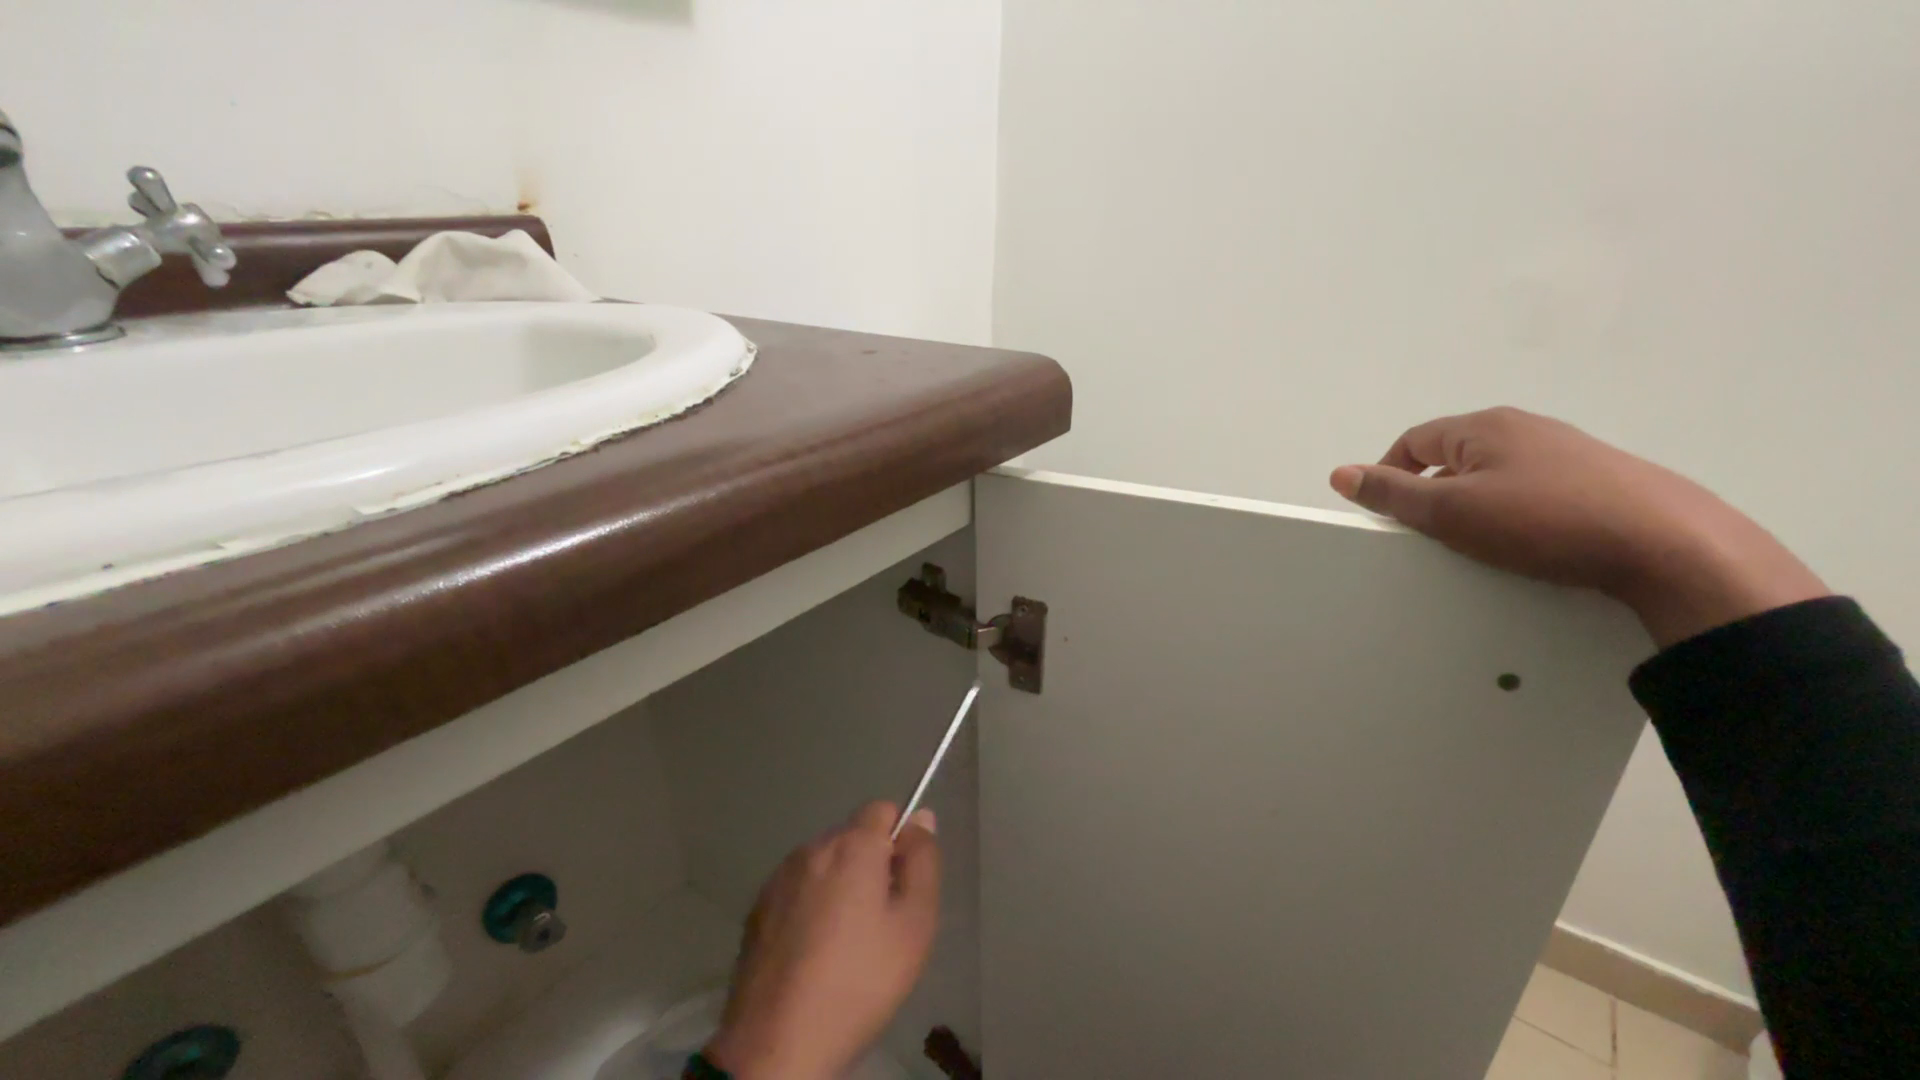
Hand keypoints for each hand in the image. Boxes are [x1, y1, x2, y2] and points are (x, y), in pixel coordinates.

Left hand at [704, 802, 940, 1079]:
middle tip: (881, 923)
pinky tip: (813, 955)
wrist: (778, 1041)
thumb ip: (923, 862)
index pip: (883, 809)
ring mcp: (778, 879)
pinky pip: (797, 891)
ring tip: (846, 946)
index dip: (900, 840)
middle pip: (852, 837)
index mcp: (852, 845)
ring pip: (823, 864)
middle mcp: (811, 849)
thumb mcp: (915, 924)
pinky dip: (810, 908)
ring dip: (839, 886)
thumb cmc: (860, 981)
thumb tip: (920, 818)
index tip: (903, 885)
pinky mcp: (757, 910)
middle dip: (870, 865)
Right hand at [1328, 407, 1828, 646]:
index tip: (1388, 515)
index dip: (1389, 474)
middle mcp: (1527, 428)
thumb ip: (1392, 493)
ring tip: (1482, 545)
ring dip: (1478, 505)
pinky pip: (1538, 493)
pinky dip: (1520, 515)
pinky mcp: (1605, 481)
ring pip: (1499, 475)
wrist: (1669, 546)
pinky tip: (1533, 545)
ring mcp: (1571, 452)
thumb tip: (1341, 473)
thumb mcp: (1452, 512)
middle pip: (1457, 455)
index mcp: (1485, 426)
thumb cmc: (1544, 521)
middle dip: (1435, 492)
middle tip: (1433, 535)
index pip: (1414, 440)